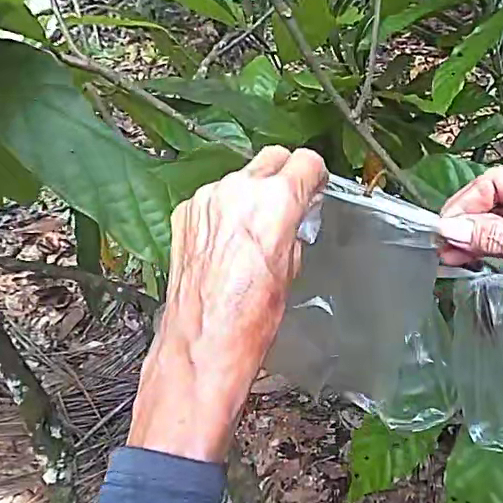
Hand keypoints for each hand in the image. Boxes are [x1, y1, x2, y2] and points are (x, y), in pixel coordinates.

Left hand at [127, 146, 326, 461]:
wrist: (203, 343)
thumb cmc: (249, 319)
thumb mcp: (291, 270)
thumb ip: (295, 230)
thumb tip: (295, 217)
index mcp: (274, 202)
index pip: (306, 161)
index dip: (316, 175)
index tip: (316, 186)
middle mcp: (236, 191)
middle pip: (272, 159)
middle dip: (286, 176)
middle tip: (293, 202)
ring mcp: (206, 200)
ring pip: (241, 178)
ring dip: (254, 194)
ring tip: (259, 232)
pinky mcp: (186, 214)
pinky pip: (214, 198)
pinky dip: (225, 210)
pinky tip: (231, 244)